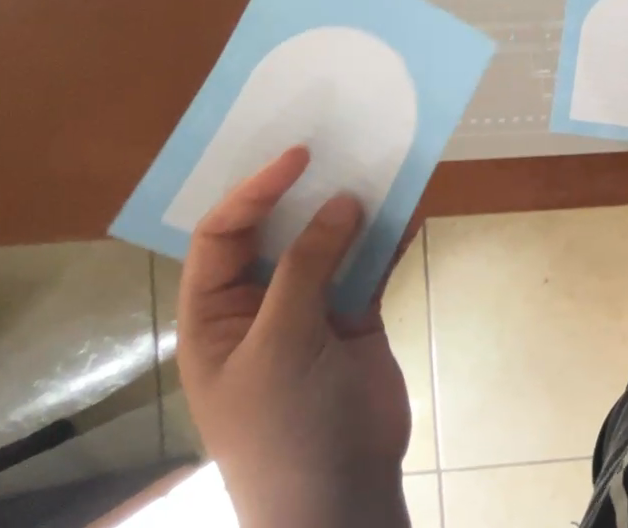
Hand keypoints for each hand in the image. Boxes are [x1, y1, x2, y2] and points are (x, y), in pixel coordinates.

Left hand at [178, 147, 411, 527]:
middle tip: (343, 146)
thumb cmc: (284, 421)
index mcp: (215, 314)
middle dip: (307, 191)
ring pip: (335, 244)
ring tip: (387, 166)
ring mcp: (313, 309)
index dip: (255, 193)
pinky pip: (373, 265)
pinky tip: (413, 209)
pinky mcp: (358, 316)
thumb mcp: (281, 344)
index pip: (223, 237)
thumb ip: (308, 269)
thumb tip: (343, 201)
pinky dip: (392, 237)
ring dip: (359, 209)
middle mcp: (260, 303)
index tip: (300, 156)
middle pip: (281, 233)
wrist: (339, 482)